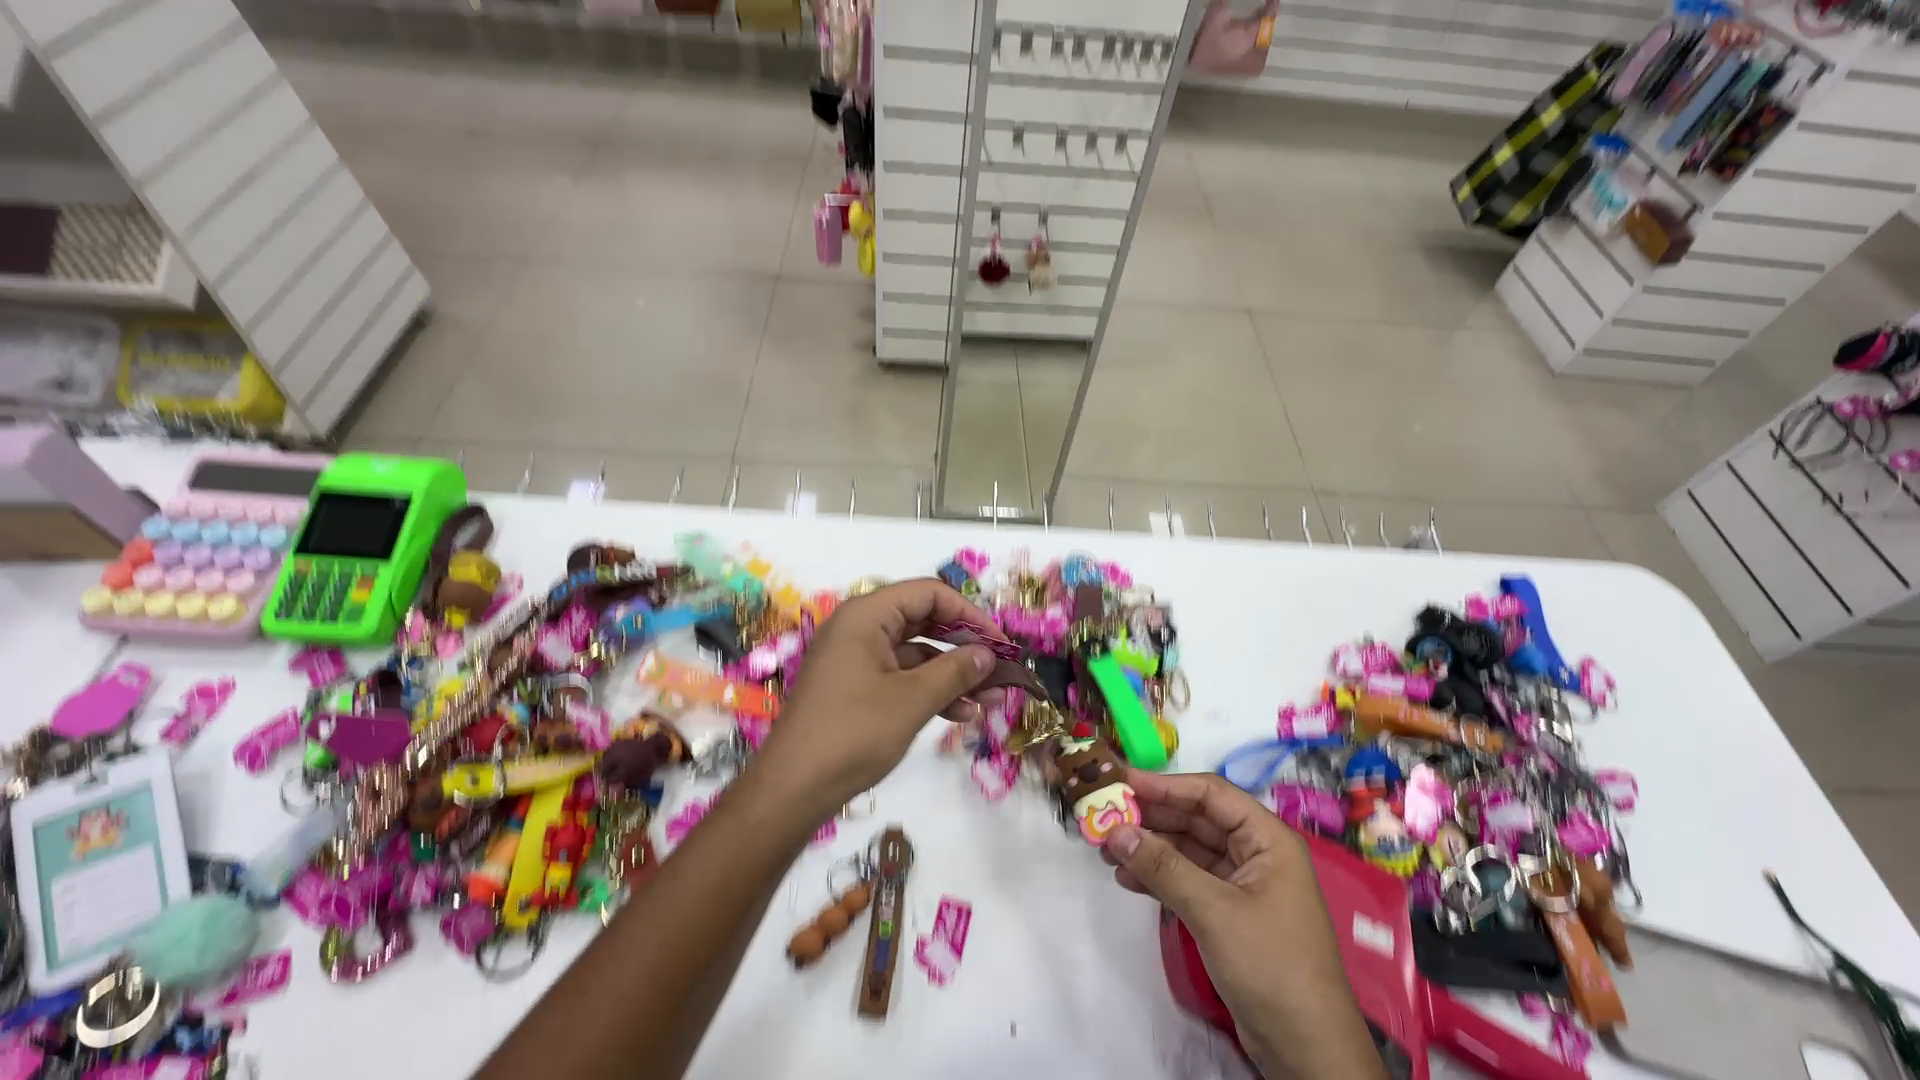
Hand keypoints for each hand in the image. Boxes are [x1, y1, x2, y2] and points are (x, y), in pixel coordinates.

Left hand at [755, 579, 998, 811]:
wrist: (794, 787)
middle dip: (964, 647)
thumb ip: (955, 671)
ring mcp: (854, 658)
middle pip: (923, 621)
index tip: (1001, 645)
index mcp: (866, 615)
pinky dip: (929, 691)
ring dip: (952, 674)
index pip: (929, 594)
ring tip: (989, 702)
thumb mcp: (912, 700)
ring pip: (915, 653)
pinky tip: (959, 715)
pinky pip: (900, 676)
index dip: (970, 615)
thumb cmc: (853, 733)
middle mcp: (858, 628)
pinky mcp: (853, 687)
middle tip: (999, 672)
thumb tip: (988, 654)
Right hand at [1101, 771, 1388, 1079]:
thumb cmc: (1270, 964)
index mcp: (1268, 839)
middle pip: (1197, 819)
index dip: (1164, 785)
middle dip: (1152, 818)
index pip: (1210, 794)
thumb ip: (1163, 867)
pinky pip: (1189, 879)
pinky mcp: (1230, 913)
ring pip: (1189, 850)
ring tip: (1107, 850)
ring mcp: (1243, 884)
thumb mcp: (1213, 910)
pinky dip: (1160, 876)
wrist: (1306, 1046)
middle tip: (1103, 816)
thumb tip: (1115, 832)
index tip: (1119, 782)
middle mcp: (1257, 853)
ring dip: (1150, 848)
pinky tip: (1128, 879)